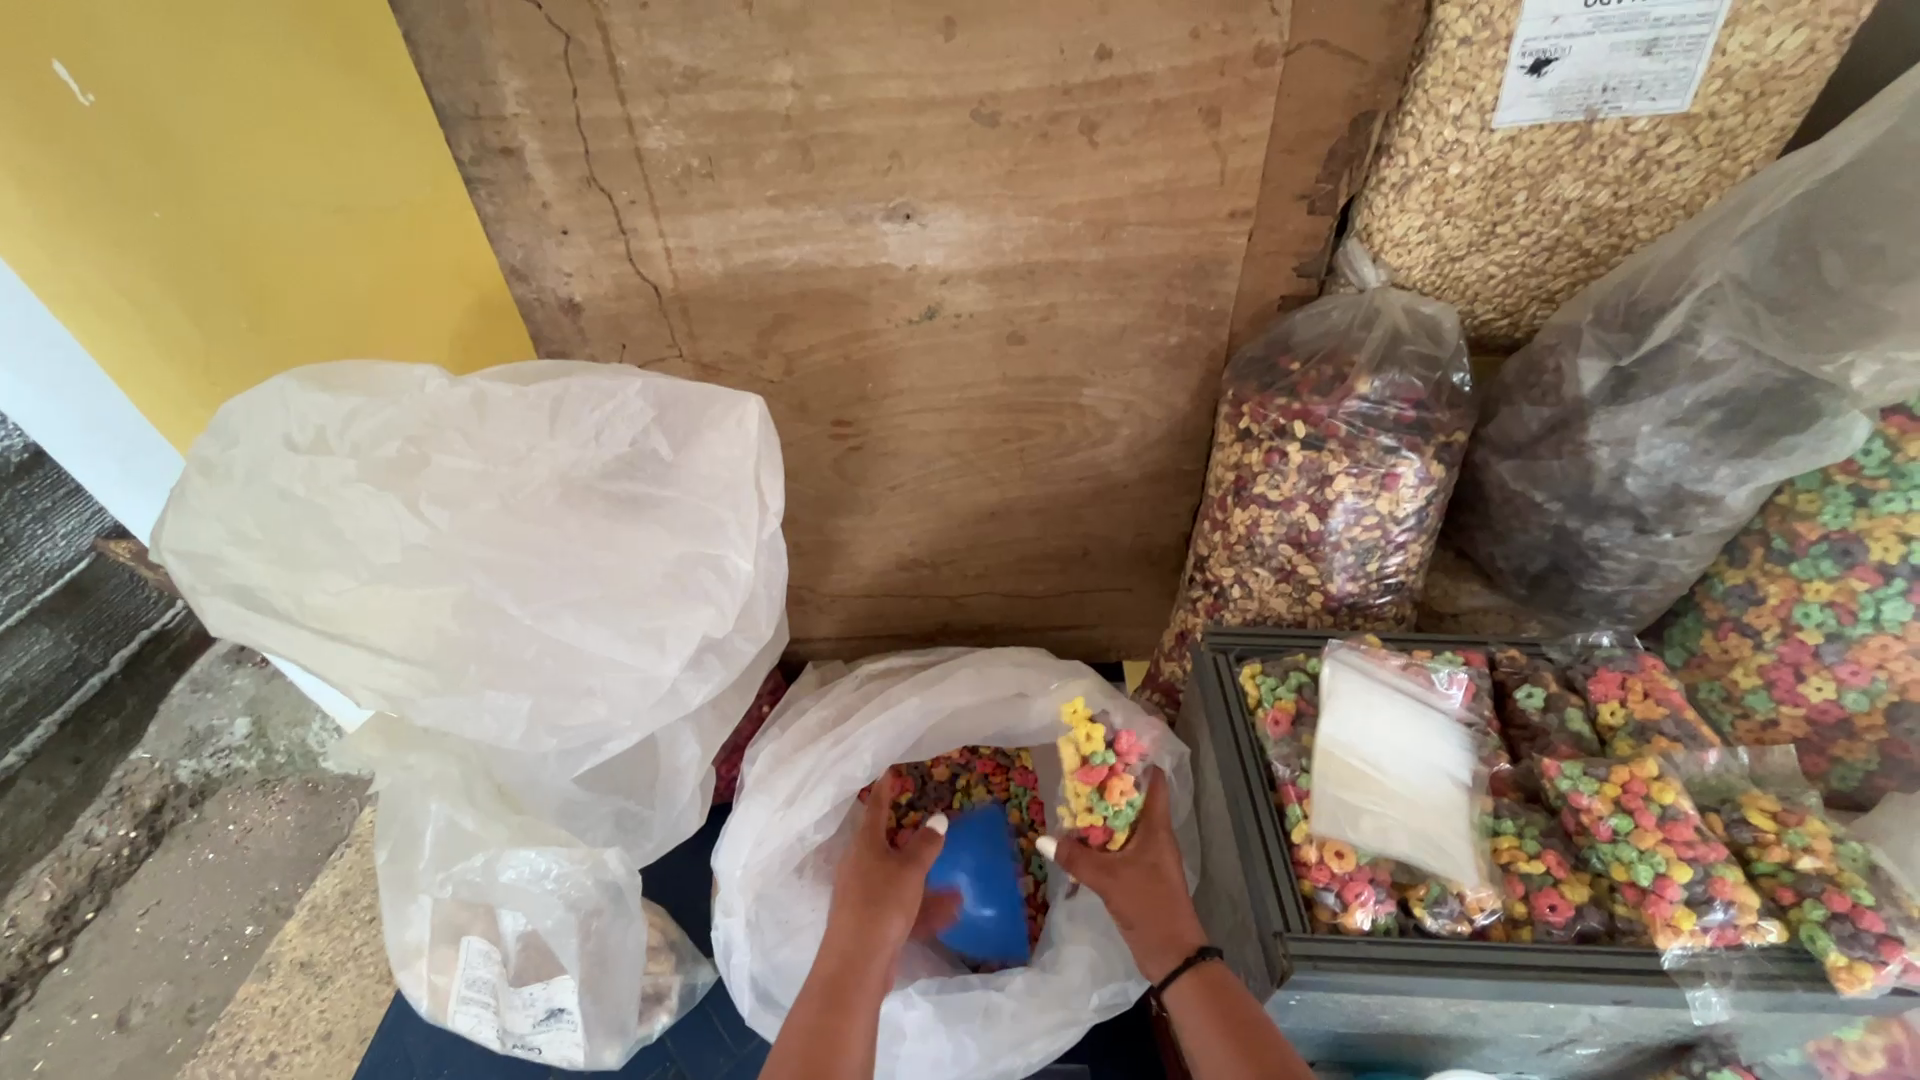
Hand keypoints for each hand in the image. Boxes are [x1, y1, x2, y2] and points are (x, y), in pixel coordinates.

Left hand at [825, 769, 961, 956]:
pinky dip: (923, 907)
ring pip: (898, 880)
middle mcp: (859, 865)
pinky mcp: (870, 922)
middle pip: (886, 845)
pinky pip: (901, 906)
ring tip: (956, 887)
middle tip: (929, 827)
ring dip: (926, 881)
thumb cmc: (881, 904)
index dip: (885, 789)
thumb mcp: (910, 870)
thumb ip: (926, 844)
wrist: (857, 964)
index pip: (875, 808)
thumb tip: (937, 819)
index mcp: (864, 844)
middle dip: (911, 840)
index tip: (891, 772)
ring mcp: (863, 895)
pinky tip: (951, 913)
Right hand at [1039, 766, 1206, 981]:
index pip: (1154, 782)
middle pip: (1134, 801)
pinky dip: (1101, 841)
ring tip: (1073, 801)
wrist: (1173, 955)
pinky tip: (1078, 841)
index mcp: (1156, 828)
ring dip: (1102, 815)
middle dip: (1109, 786)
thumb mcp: (1108, 879)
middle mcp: (1154, 836)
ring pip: (1124, 825)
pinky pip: (1119, 847)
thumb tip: (1043, 839)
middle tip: (1079, 771)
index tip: (1109, 746)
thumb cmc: (1149, 905)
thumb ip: (1076, 858)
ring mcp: (1148, 856)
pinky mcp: (1140, 875)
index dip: (1135, 761)